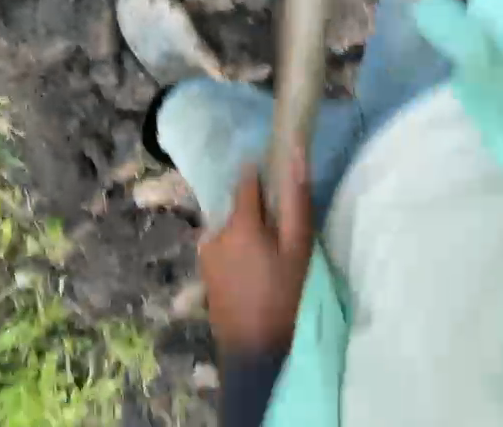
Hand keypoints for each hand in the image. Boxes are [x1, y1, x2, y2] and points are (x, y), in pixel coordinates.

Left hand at [197, 155, 312, 356]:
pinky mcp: (204, 273)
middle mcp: (215, 232)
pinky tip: (254, 269)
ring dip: (247, 230)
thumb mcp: (298, 245)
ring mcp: (205, 254)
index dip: (262, 174)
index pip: (246, 179)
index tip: (277, 177)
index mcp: (239, 223)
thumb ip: (296, 197)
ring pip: (231, 226)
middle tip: (280, 230)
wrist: (256, 350)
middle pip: (239, 205)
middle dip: (258, 210)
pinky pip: (223, 245)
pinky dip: (238, 248)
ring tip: (269, 253)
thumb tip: (295, 151)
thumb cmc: (284, 294)